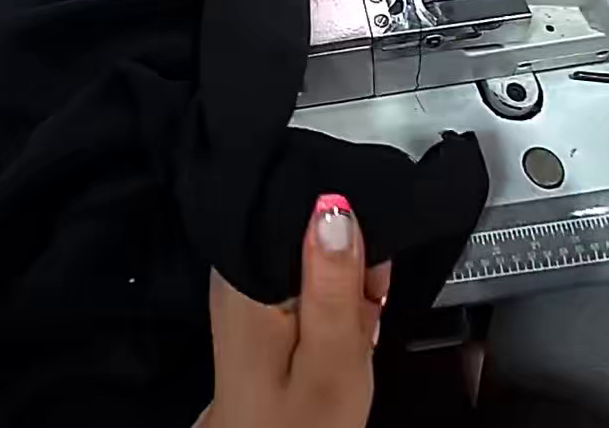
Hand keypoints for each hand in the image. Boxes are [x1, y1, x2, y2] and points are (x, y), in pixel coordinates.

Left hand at [201, 194, 390, 427]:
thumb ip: (334, 282)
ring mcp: (247, 280)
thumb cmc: (299, 427)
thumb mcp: (331, 360)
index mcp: (245, 271)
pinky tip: (344, 320)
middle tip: (365, 302)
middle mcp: (239, 264)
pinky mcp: (262, 296)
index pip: (298, 203)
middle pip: (306, 223)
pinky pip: (306, 267)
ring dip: (345, 275)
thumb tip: (334, 203)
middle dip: (348, 254)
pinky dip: (333, 288)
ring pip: (311, 245)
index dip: (345, 223)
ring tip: (357, 316)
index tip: (369, 265)